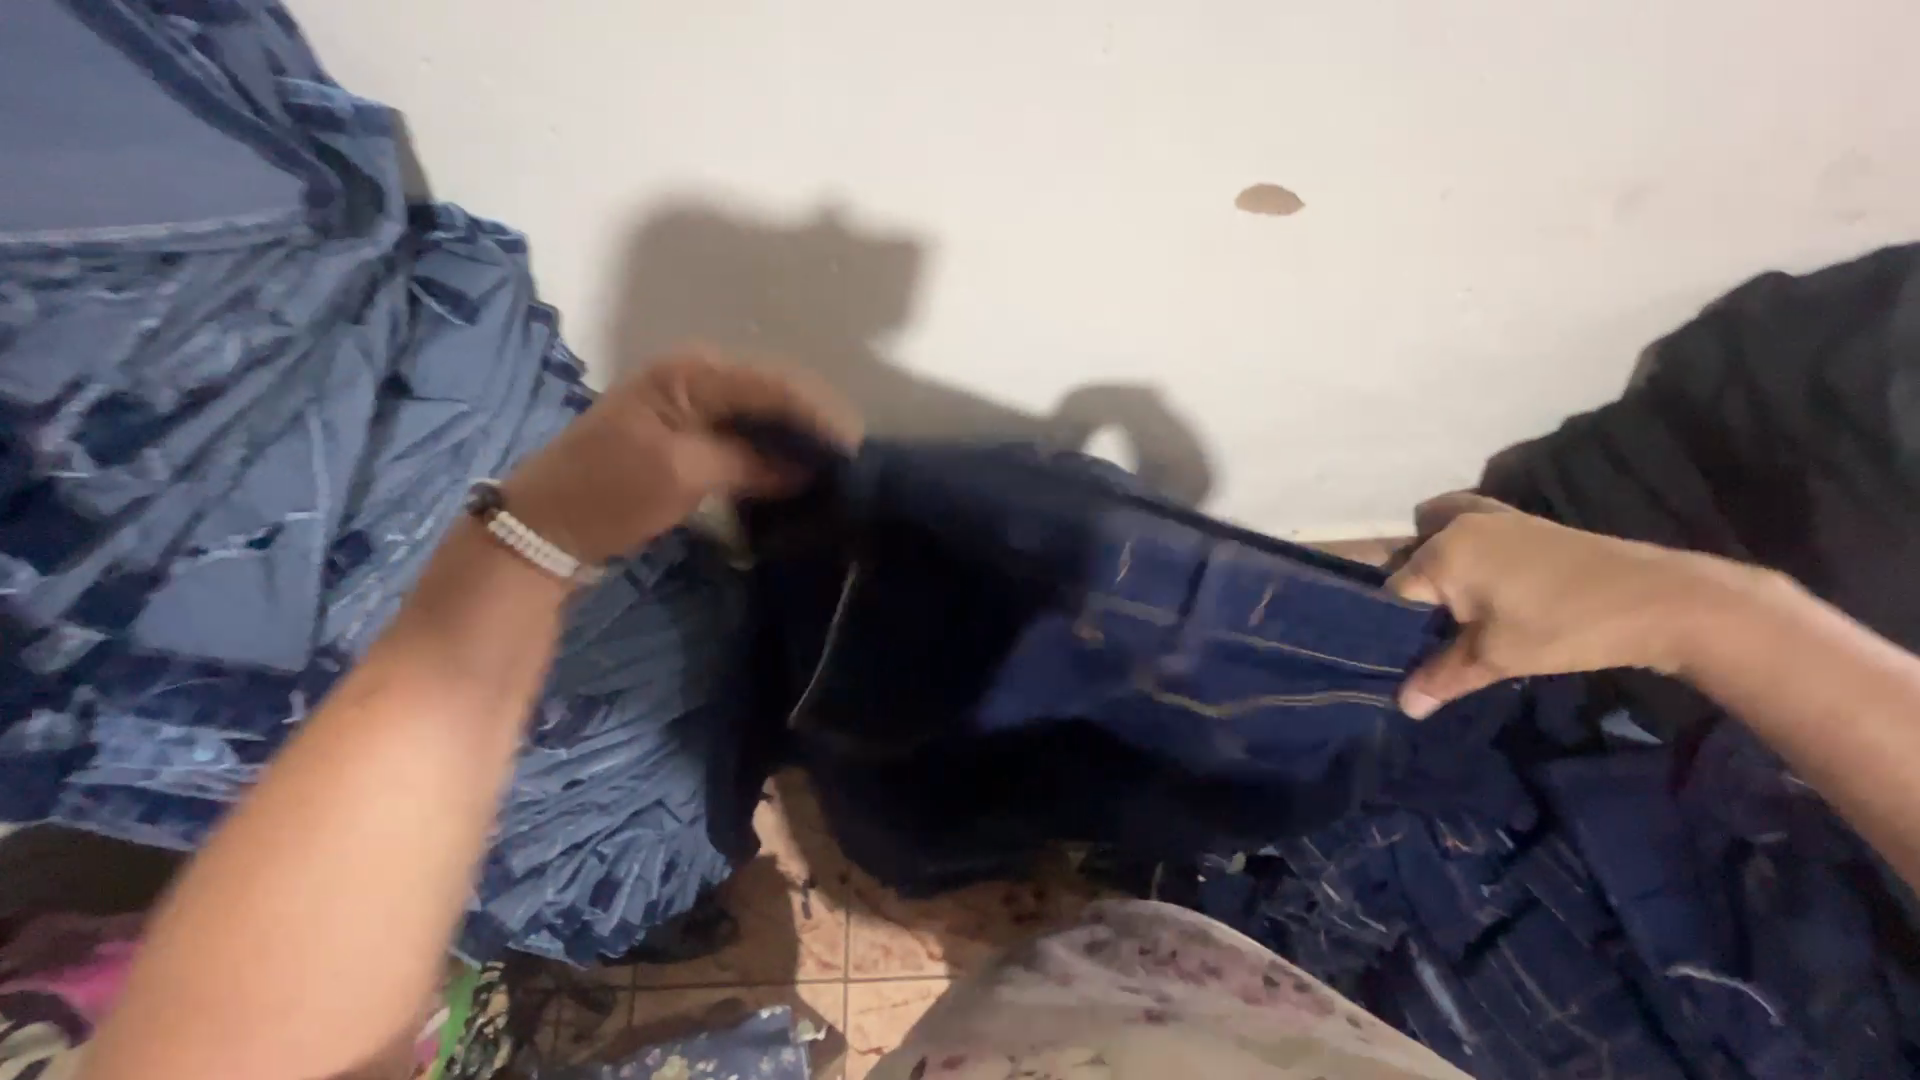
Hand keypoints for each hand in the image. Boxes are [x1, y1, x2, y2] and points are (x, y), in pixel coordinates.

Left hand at [499, 350, 860, 564]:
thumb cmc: (608, 492)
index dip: (819, 413)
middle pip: (775, 391)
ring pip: (764, 412)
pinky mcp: (690, 435)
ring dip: (798, 436)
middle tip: (852, 458)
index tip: (855, 448)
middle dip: (815, 421)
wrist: (544, 526)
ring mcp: (692, 405)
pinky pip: (746, 432)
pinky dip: (774, 450)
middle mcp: (696, 377)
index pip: (775, 384)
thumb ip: (749, 462)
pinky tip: (798, 470)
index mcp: (692, 374)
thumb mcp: (682, 474)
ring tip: (835, 465)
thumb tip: (807, 469)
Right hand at [1385, 493, 1760, 717]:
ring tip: (1447, 614)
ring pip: (1438, 543)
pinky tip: (1479, 590)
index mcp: (1442, 553)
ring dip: (1435, 573)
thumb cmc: (1567, 626)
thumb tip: (1404, 707)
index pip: (1393, 592)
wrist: (1664, 602)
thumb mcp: (1497, 657)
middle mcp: (1459, 527)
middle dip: (1412, 601)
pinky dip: (1463, 553)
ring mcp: (1494, 519)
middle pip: (1411, 564)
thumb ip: (1442, 676)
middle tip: (1427, 642)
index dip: (1393, 628)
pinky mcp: (1524, 525)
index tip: (1404, 658)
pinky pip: (1470, 533)